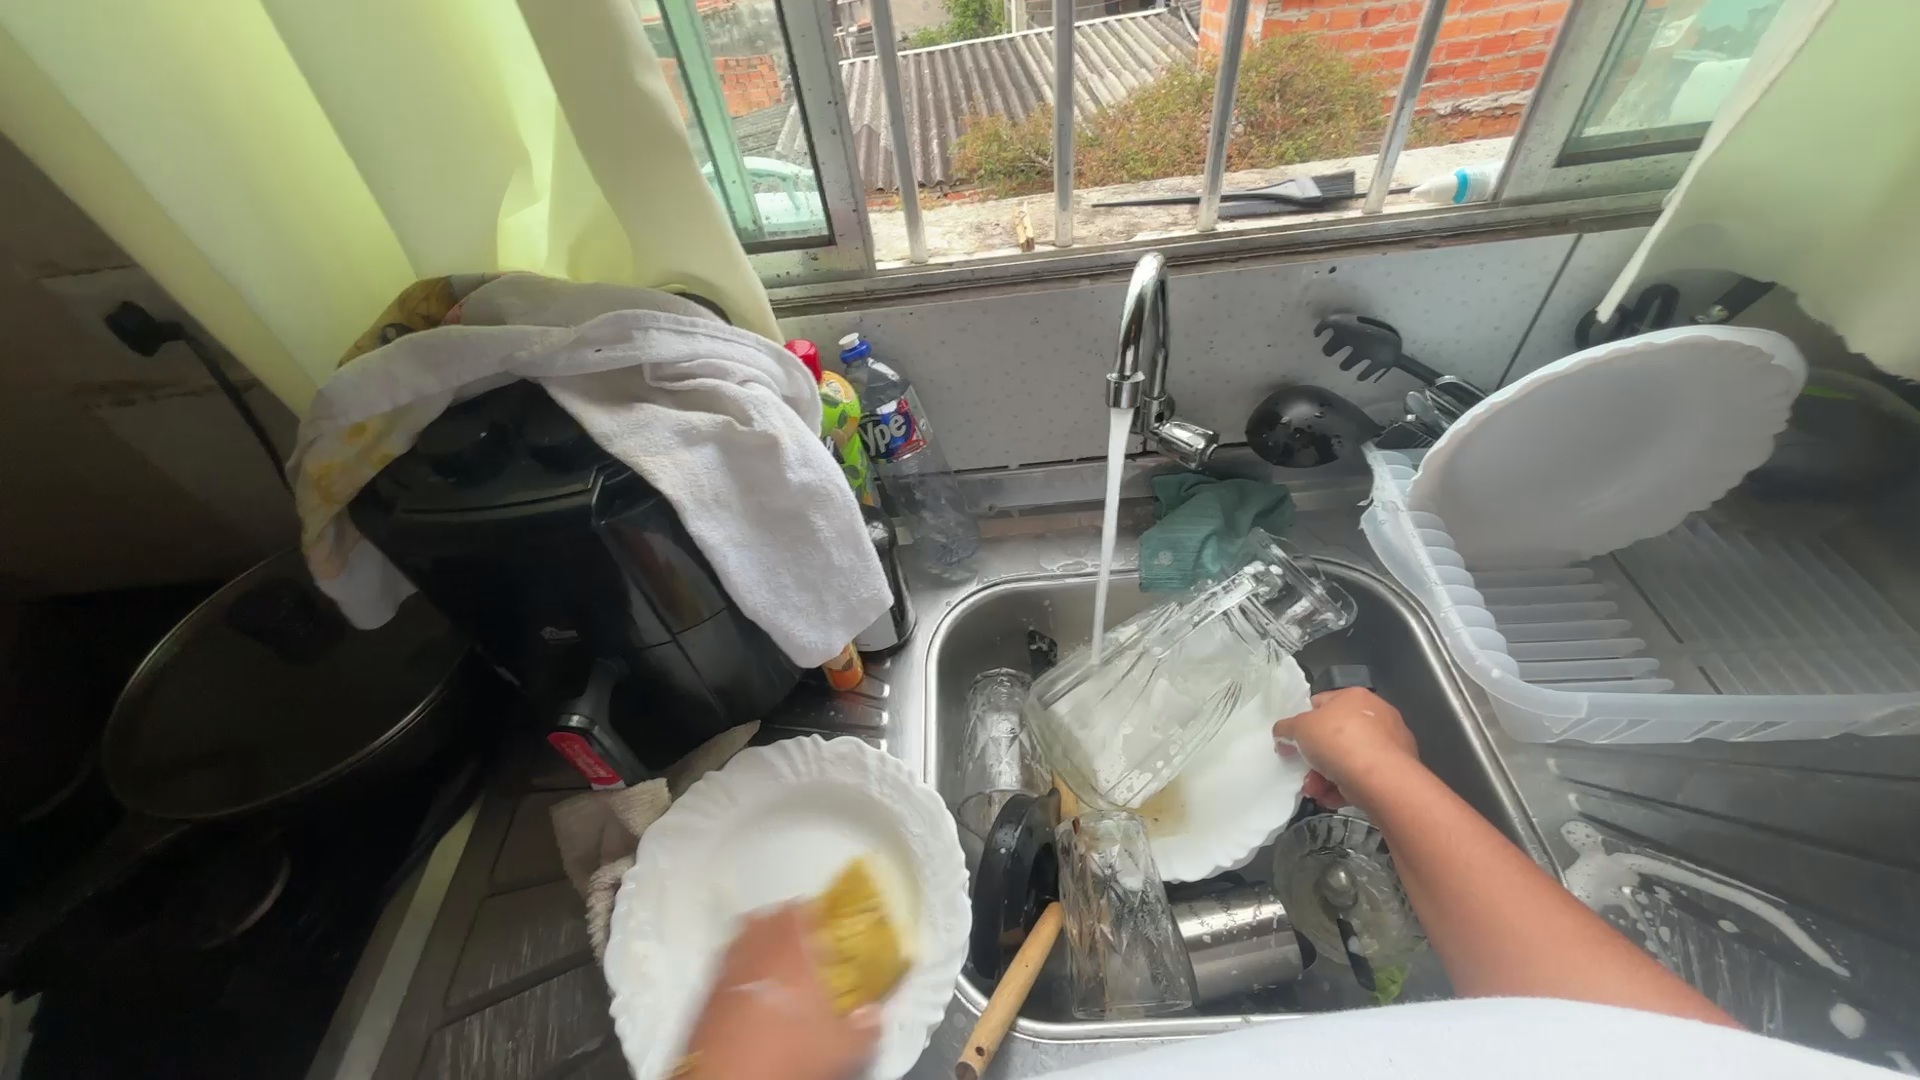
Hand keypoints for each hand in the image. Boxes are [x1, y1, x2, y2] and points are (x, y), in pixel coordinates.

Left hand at [679, 904, 880, 1079]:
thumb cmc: (786, 1055)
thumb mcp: (838, 1049)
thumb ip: (864, 1028)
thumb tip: (875, 1014)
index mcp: (791, 950)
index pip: (801, 910)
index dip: (814, 912)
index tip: (825, 923)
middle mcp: (757, 949)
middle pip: (768, 918)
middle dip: (783, 923)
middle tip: (800, 940)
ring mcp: (727, 969)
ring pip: (743, 938)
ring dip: (757, 942)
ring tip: (772, 961)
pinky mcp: (705, 995)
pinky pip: (725, 967)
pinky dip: (738, 970)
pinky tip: (749, 993)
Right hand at [1272, 687, 1419, 812]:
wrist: (1382, 780)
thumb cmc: (1338, 741)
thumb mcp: (1298, 728)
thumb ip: (1286, 728)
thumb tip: (1283, 734)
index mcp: (1354, 697)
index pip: (1321, 704)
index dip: (1303, 722)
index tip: (1293, 741)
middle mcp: (1377, 715)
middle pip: (1334, 736)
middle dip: (1315, 756)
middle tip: (1303, 770)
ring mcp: (1391, 744)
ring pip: (1348, 759)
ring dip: (1325, 776)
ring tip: (1315, 791)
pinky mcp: (1398, 771)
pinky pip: (1363, 776)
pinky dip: (1345, 787)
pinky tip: (1332, 798)